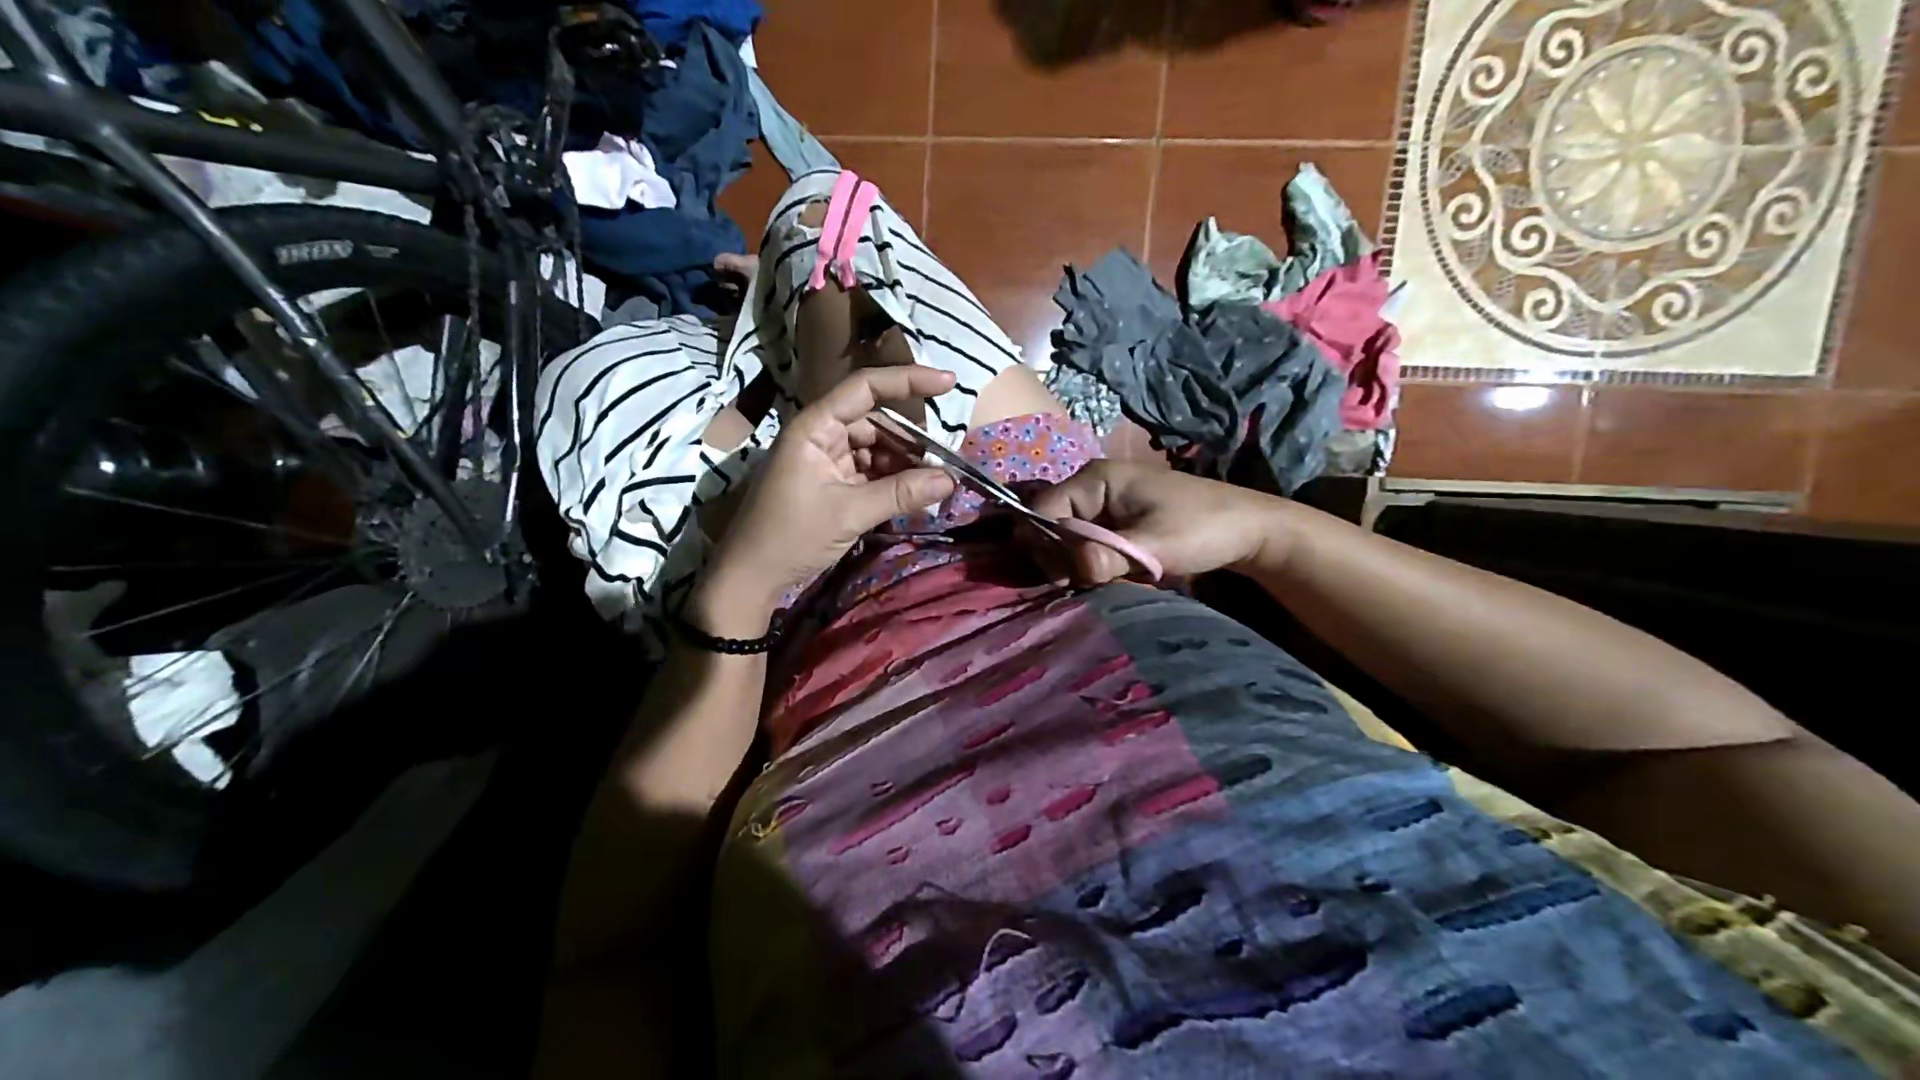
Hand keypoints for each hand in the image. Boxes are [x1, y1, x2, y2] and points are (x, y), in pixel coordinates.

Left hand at [701, 366, 958, 618]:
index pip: (865, 388)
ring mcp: (826, 461)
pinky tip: (914, 494)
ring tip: (935, 481)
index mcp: (816, 428)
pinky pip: (869, 472)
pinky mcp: (830, 484)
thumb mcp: (849, 513)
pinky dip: (892, 481)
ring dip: (905, 463)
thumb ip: (900, 493)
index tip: (949, 382)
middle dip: (912, 440)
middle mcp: (821, 436)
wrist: (750, 576)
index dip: (908, 380)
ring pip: (876, 449)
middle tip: (946, 460)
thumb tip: (951, 479)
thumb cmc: (790, 535)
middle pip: (876, 422)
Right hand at [1025, 460, 1285, 584]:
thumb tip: (1073, 571)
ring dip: (1076, 564)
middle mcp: (1093, 487)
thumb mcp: (1156, 545)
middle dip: (1060, 557)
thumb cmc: (1204, 528)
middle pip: (1049, 524)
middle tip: (1086, 582)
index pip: (1042, 509)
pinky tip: (1108, 577)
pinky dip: (1090, 563)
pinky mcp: (1115, 523)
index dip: (1046, 544)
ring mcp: (1104, 505)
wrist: (1249, 530)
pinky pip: (1085, 544)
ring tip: (1099, 582)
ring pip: (1066, 538)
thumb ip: (1110, 556)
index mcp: (1096, 479)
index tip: (1069, 575)